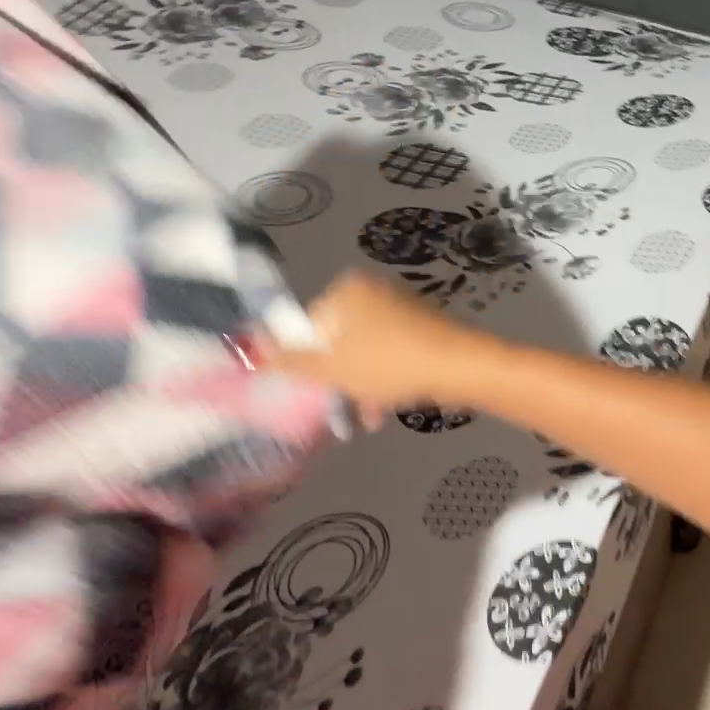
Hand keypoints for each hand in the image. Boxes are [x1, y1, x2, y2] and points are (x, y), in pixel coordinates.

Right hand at [261, 270, 505, 427]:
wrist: (461, 368)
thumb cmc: (389, 363)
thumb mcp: (329, 368)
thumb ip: (287, 360)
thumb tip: (248, 346)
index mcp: (349, 291)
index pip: (306, 327)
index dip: (307, 362)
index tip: (314, 387)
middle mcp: (376, 292)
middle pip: (337, 342)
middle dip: (336, 380)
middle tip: (336, 406)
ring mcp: (403, 310)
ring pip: (365, 354)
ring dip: (359, 388)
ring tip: (362, 418)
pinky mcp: (424, 331)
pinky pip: (391, 357)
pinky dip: (384, 383)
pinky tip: (381, 413)